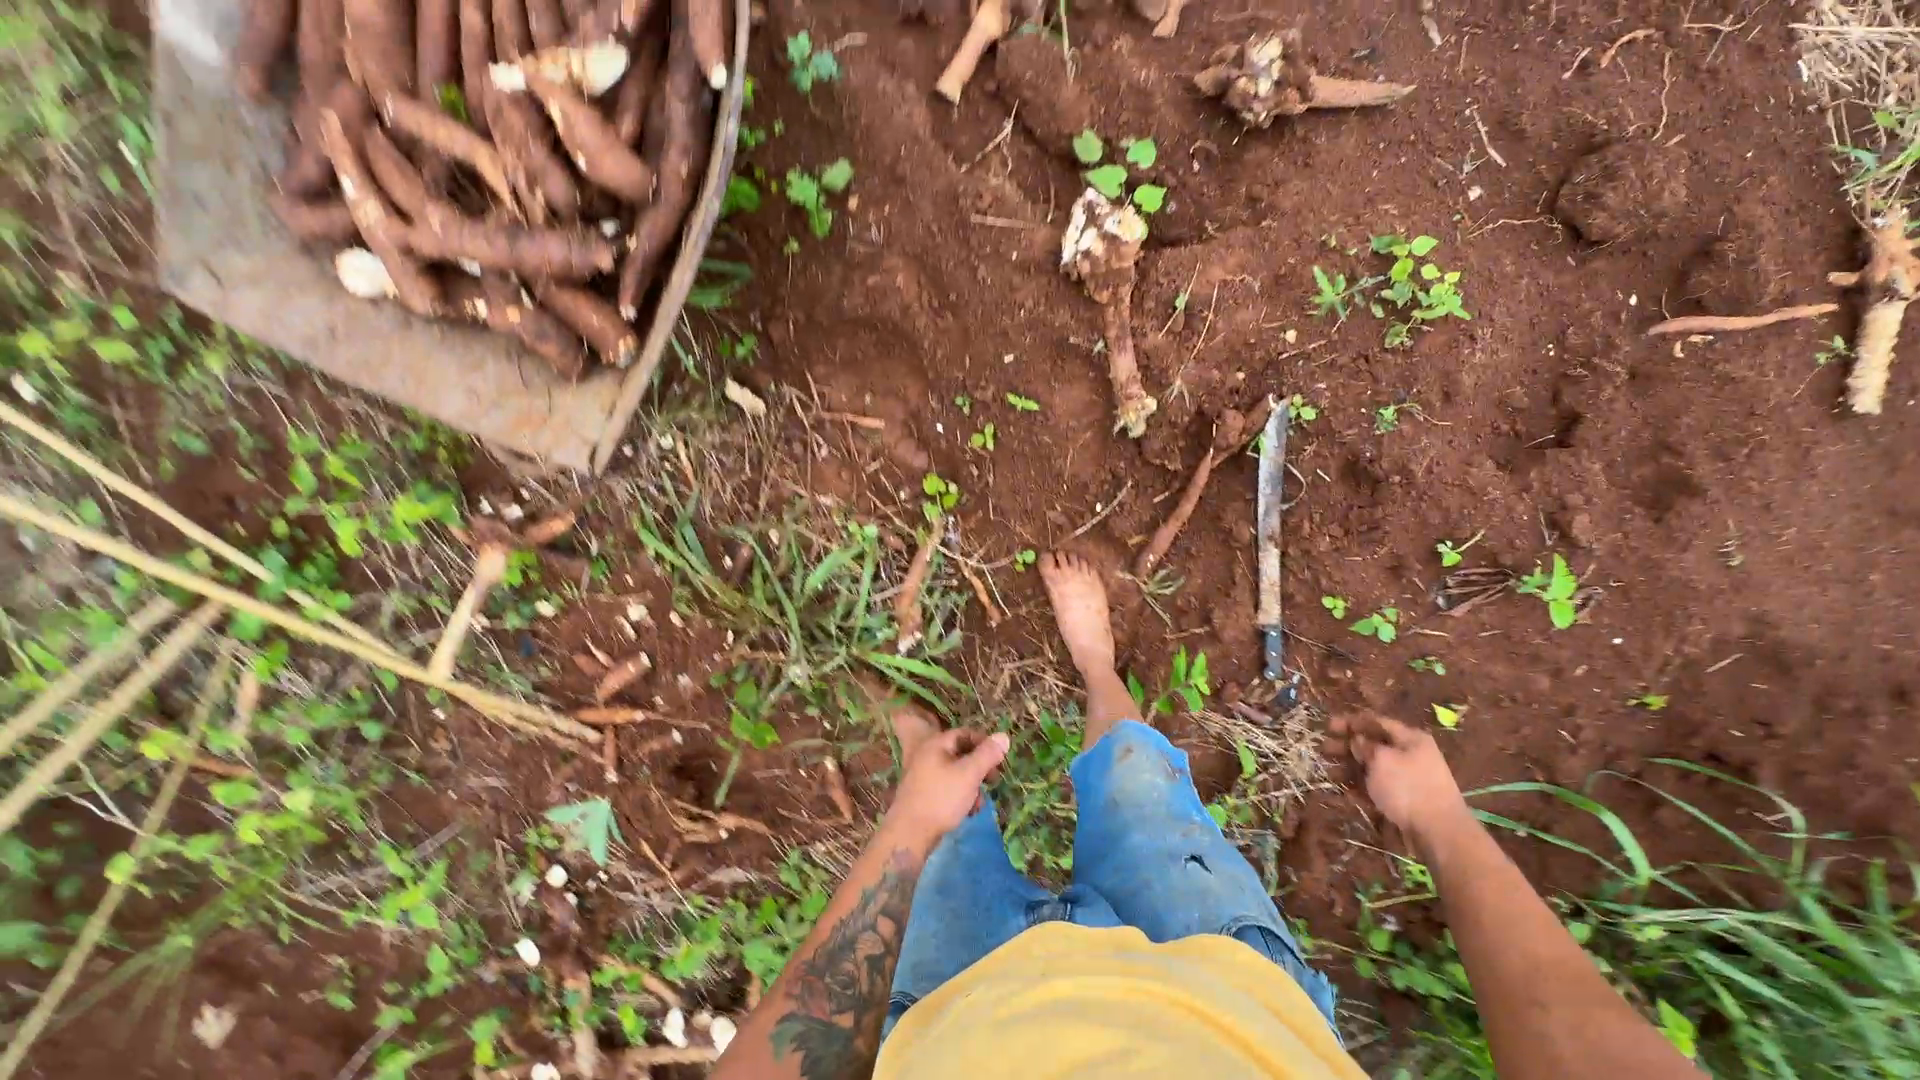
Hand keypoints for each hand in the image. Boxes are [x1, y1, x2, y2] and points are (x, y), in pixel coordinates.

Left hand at [883, 728, 1009, 848]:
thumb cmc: (942, 798)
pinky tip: (968, 811)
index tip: (999, 758)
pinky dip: (961, 796)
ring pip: (957, 774)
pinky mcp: (924, 794)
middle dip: (980, 768)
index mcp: (936, 744)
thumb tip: (1003, 735)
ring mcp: (924, 776)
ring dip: (973, 785)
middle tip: (993, 780)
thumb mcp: (969, 774)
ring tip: (979, 802)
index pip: (965, 733)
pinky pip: (948, 788)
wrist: (910, 833)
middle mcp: (927, 755)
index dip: (984, 743)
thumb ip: (987, 755)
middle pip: (961, 754)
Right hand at [1332, 713, 1472, 847]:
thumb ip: (1364, 746)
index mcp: (1410, 738)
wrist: (1438, 831)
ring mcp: (1407, 778)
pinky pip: (1378, 787)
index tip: (1328, 727)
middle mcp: (1410, 754)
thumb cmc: (1408, 787)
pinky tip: (1346, 794)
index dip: (1350, 722)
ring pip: (1373, 767)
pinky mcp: (1404, 799)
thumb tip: (1357, 740)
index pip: (1376, 722)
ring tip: (1330, 774)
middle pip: (1372, 744)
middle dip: (1347, 746)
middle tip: (1323, 749)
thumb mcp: (1382, 759)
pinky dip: (1361, 788)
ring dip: (1350, 769)